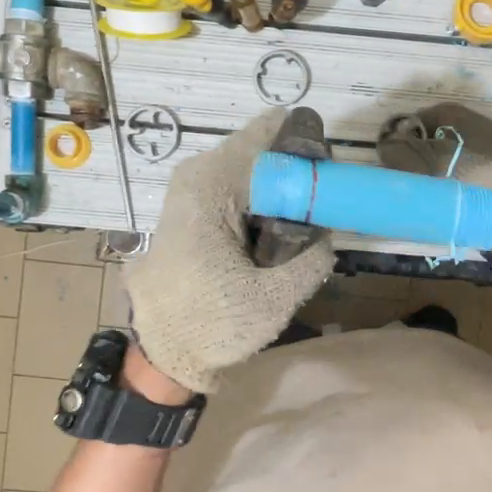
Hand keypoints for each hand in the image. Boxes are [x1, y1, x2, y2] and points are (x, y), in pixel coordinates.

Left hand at [124, 109, 334, 392]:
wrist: (161, 355)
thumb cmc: (212, 324)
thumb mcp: (276, 298)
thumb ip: (313, 259)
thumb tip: (327, 234)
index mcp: (211, 184)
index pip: (270, 136)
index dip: (306, 154)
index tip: (331, 182)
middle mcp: (194, 176)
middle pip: (259, 154)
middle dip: (293, 176)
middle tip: (321, 209)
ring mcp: (186, 192)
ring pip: (247, 175)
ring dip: (276, 195)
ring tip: (299, 230)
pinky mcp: (185, 213)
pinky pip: (232, 193)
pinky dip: (257, 208)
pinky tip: (271, 239)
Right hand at [375, 103, 491, 218]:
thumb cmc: (463, 181)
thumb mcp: (422, 164)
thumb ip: (399, 150)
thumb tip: (387, 143)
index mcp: (459, 116)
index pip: (425, 115)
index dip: (407, 133)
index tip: (397, 153)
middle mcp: (481, 123)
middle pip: (443, 133)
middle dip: (425, 149)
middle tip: (412, 171)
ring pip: (460, 150)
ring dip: (443, 164)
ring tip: (433, 185)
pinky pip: (475, 166)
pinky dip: (462, 176)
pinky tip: (456, 192)